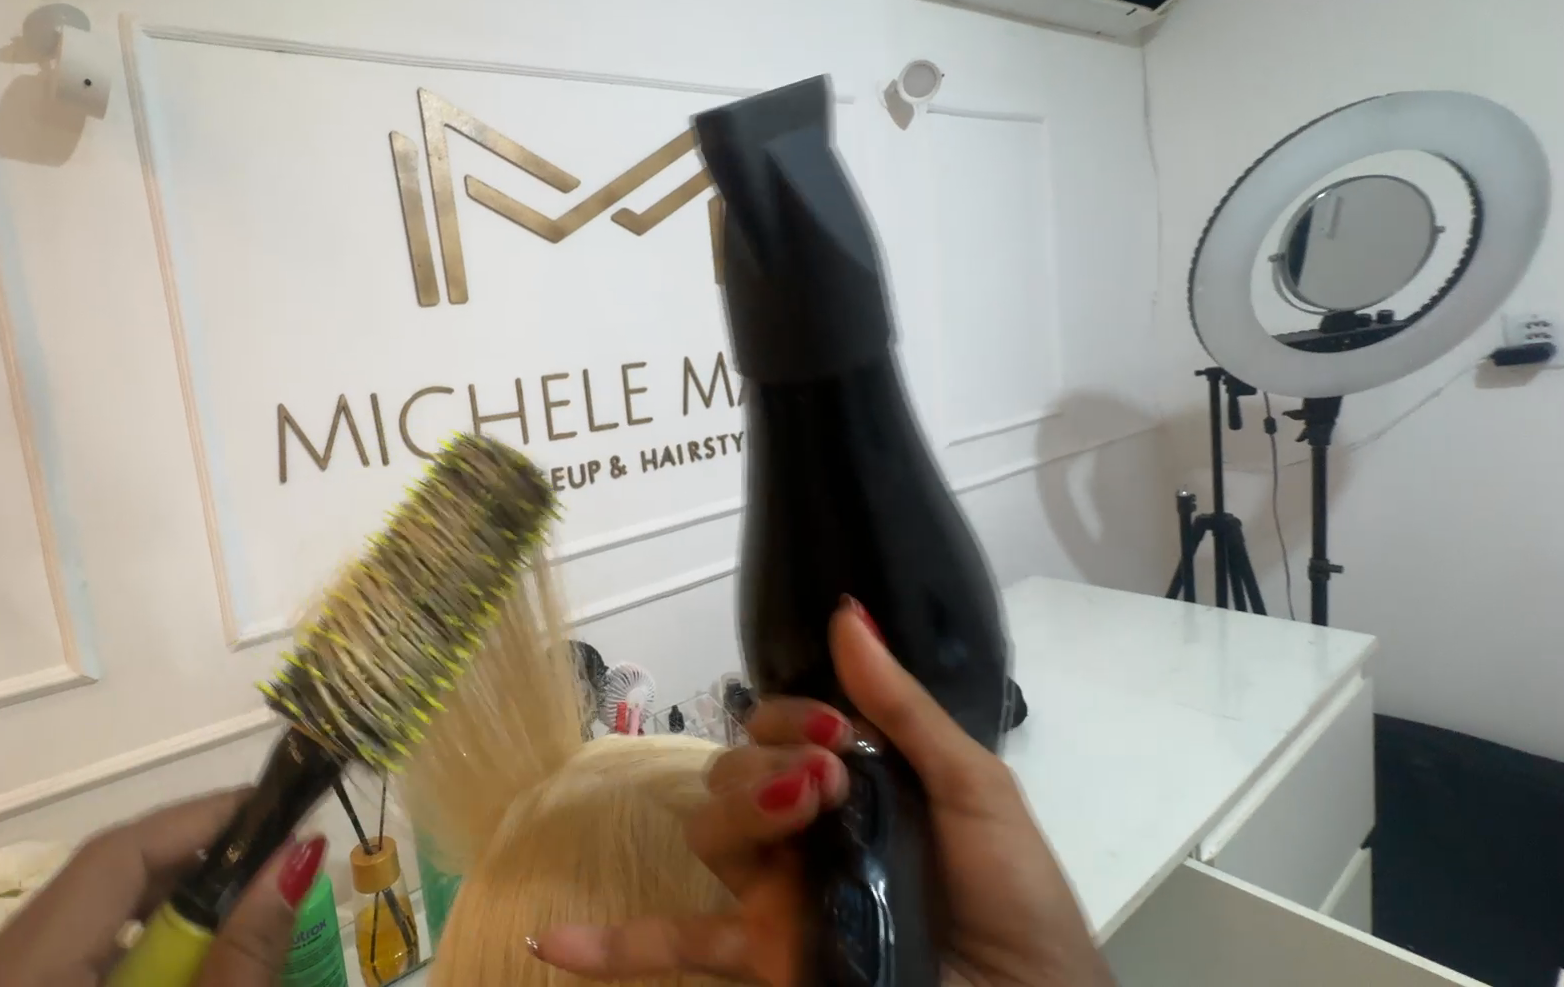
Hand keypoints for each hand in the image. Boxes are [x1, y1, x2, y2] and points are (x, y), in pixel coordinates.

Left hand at [0, 789, 328, 986]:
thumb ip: (241, 958)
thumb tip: (303, 852)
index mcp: (26, 972)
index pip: (120, 852)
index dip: (205, 818)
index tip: (282, 809)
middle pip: (108, 874)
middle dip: (202, 855)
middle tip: (279, 855)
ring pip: (95, 910)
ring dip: (178, 895)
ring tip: (245, 903)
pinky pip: (79, 946)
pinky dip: (144, 934)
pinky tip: (186, 954)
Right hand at [532, 599, 1111, 986]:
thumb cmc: (1012, 892)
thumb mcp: (968, 783)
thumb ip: (898, 704)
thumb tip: (845, 611)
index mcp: (838, 780)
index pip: (772, 727)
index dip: (785, 718)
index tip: (827, 727)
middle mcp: (796, 828)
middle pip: (730, 772)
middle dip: (764, 766)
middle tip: (823, 783)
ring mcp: (772, 892)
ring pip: (709, 831)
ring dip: (736, 814)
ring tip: (795, 823)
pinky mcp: (760, 956)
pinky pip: (675, 947)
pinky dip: (612, 945)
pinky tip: (552, 938)